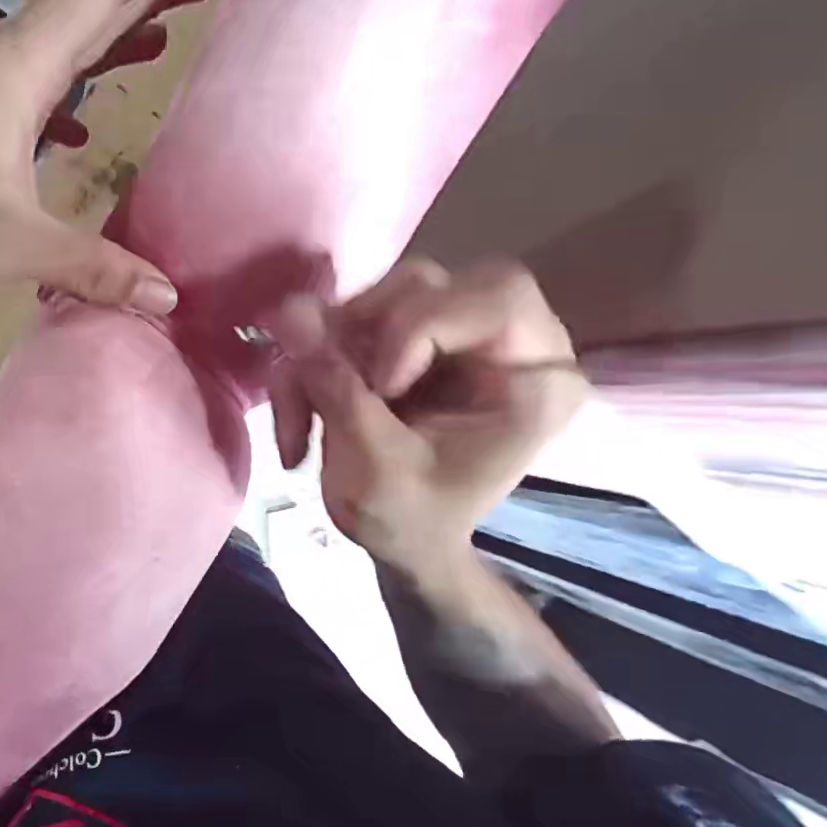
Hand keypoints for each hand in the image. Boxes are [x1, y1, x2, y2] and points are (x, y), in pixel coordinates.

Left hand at [0, 0, 224, 314]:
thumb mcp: (7, 245)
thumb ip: (92, 268)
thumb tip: (168, 298)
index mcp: (18, 67)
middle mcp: (1, 59)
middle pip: (87, 2)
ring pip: (61, 41)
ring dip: (115, 30)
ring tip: (167, 29)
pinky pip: (36, 83)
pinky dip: (74, 84)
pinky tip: (89, 115)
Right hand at [268, 260, 587, 576]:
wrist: (403, 541)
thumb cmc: (410, 521)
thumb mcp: (372, 469)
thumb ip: (335, 389)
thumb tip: (289, 310)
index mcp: (537, 378)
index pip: (496, 298)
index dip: (420, 328)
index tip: (378, 390)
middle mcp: (504, 341)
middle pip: (429, 285)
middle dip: (364, 333)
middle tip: (326, 388)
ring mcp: (452, 333)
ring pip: (382, 296)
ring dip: (328, 351)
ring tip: (304, 417)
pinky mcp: (411, 336)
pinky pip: (354, 318)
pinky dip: (317, 360)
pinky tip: (302, 412)